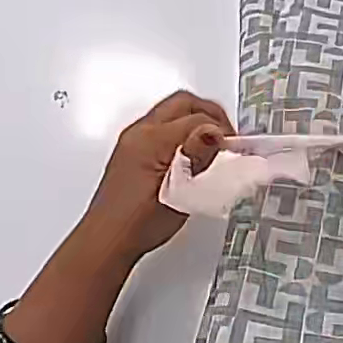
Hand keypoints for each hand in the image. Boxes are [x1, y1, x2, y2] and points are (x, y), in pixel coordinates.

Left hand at [3, 90, 232, 342]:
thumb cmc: (139, 223)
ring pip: (172, 111)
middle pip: (183, 102)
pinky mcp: (133, 149)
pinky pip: (162, 124)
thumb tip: (214, 132)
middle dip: (211, 114)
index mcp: (151, 140)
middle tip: (229, 138)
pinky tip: (194, 153)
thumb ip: (197, 158)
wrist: (108, 240)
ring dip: (197, 121)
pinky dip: (183, 130)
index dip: (222, 132)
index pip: (197, 119)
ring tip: (214, 146)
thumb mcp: (179, 193)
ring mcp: (134, 139)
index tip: (235, 150)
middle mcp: (139, 133)